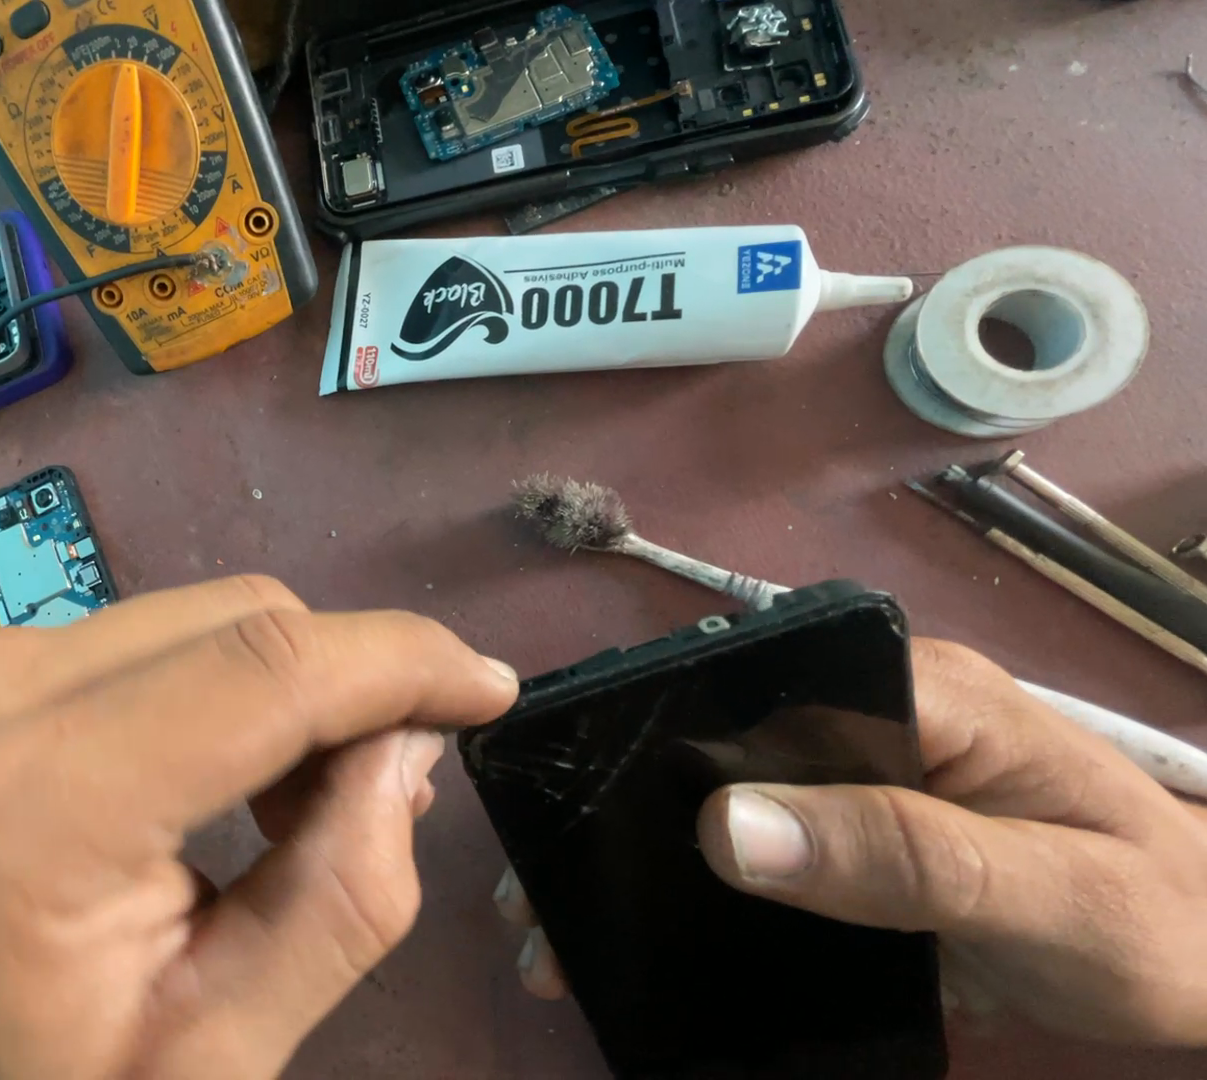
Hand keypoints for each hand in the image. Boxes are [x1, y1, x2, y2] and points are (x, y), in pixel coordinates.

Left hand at [0, 576, 518, 1079]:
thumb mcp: (215, 1052)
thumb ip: (339, 891)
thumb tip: (406, 744)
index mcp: (36, 801)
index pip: (266, 669)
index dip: (399, 662)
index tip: (489, 688)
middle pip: (245, 622)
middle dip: (347, 688)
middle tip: (375, 799)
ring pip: (212, 619)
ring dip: (290, 692)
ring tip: (289, 811)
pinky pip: (165, 636)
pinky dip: (231, 687)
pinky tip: (225, 777)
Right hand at [497, 639, 1206, 1045]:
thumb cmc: (1173, 928)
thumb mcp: (1061, 900)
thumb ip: (905, 854)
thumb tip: (721, 828)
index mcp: (895, 683)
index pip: (732, 685)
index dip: (640, 739)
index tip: (576, 819)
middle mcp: (838, 706)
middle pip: (686, 733)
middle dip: (599, 805)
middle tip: (533, 886)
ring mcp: (822, 763)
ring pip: (686, 787)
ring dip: (614, 851)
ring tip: (547, 922)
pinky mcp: (817, 816)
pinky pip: (719, 834)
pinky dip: (661, 880)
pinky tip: (616, 930)